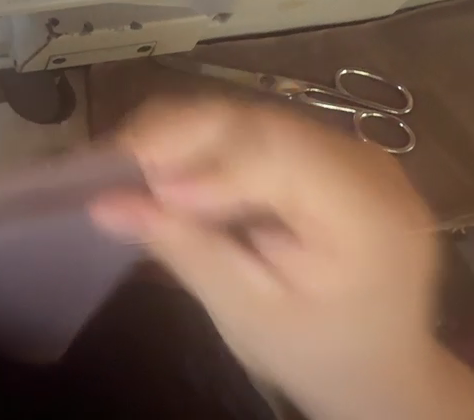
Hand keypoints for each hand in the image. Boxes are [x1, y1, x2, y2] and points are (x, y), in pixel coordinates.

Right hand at [90, 98, 473, 419]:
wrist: (370, 361)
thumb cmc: (314, 348)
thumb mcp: (247, 312)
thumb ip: (183, 248)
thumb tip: (102, 203)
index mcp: (371, 217)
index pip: (285, 159)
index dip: (212, 166)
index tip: (154, 194)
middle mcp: (361, 165)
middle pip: (253, 123)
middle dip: (177, 138)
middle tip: (117, 168)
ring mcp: (335, 146)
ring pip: (236, 113)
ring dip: (173, 133)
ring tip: (129, 168)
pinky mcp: (305, 142)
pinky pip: (235, 121)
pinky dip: (187, 136)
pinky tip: (160, 165)